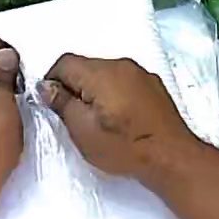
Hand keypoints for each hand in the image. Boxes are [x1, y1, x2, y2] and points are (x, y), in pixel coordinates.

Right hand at [40, 54, 204, 181]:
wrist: (171, 156)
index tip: (53, 103)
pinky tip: (119, 116)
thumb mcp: (82, 130)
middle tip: (75, 116)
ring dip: (96, 89)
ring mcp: (141, 73)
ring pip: (106, 73)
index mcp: (102, 72)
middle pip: (86, 66)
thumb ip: (62, 103)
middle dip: (75, 86)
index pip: (65, 62)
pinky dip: (115, 93)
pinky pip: (125, 81)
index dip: (52, 81)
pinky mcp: (153, 85)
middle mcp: (122, 65)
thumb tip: (48, 86)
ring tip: (98, 119)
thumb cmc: (124, 146)